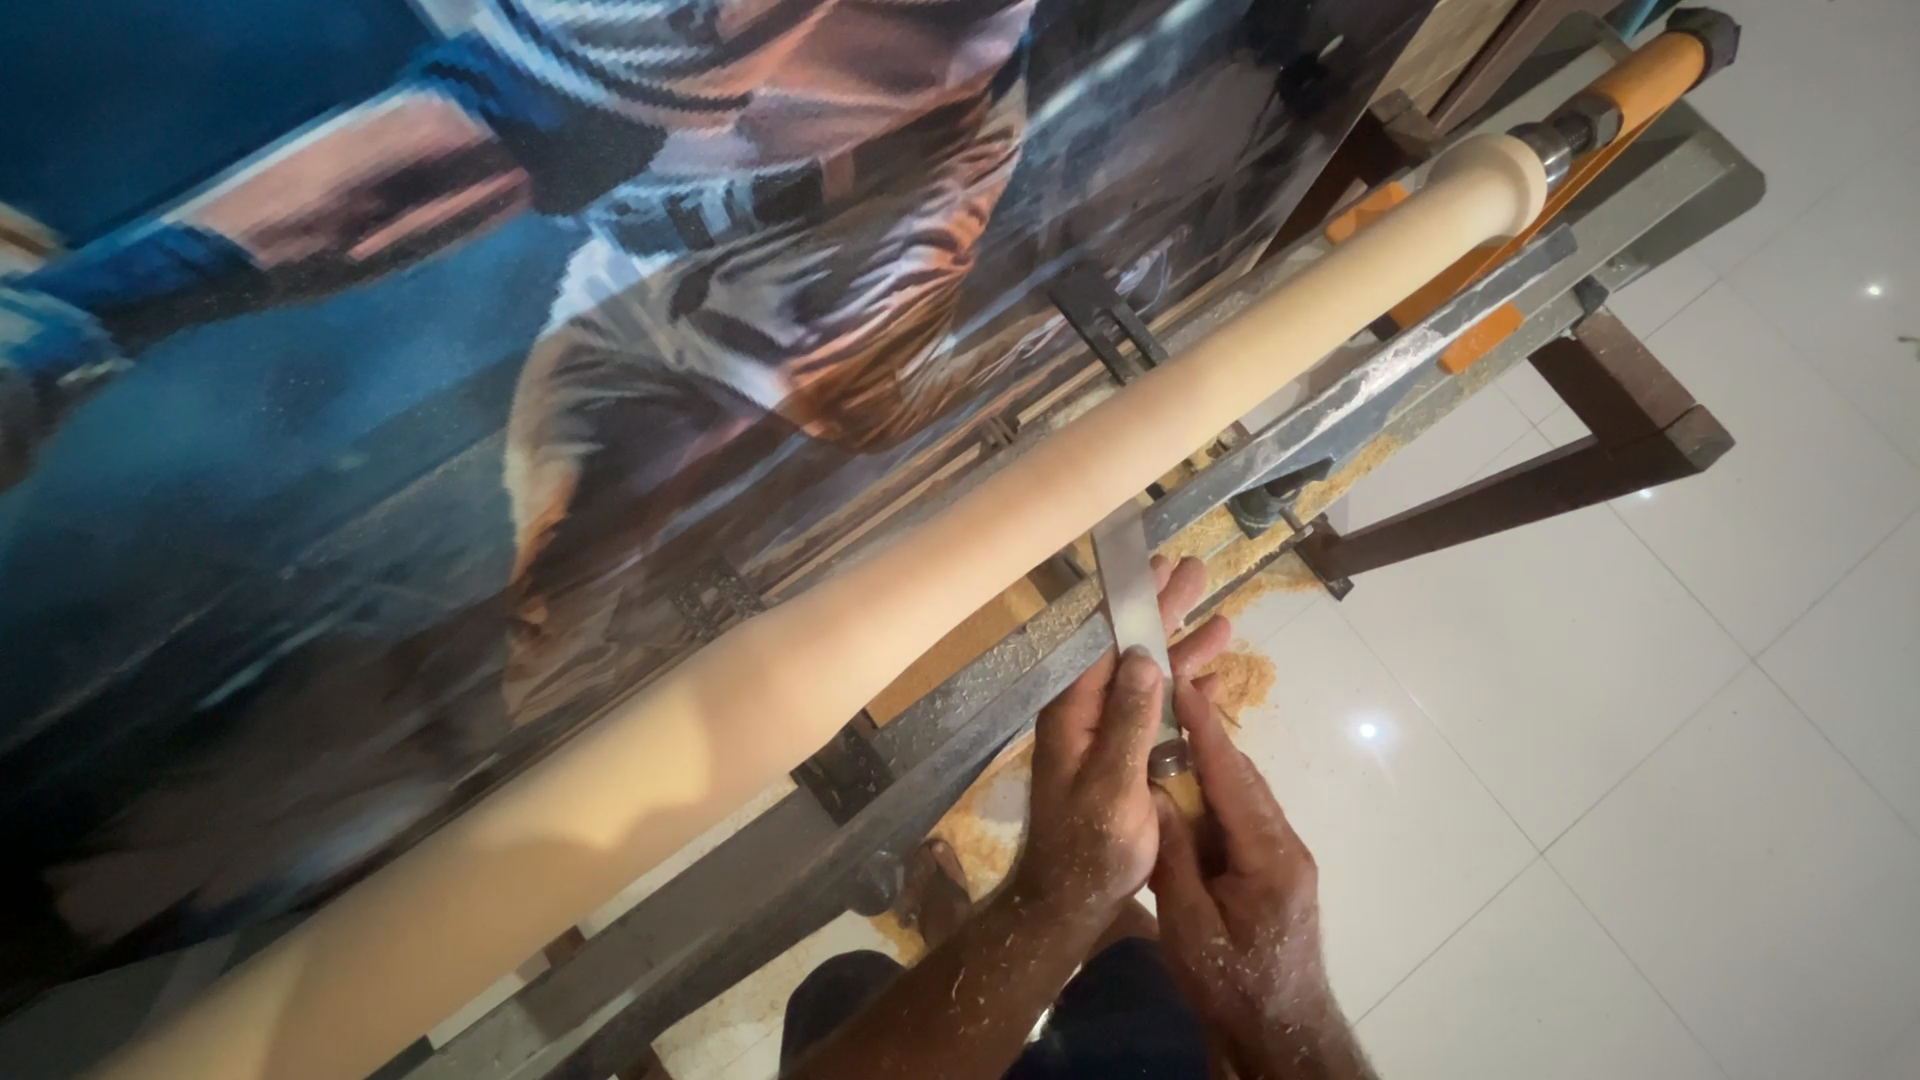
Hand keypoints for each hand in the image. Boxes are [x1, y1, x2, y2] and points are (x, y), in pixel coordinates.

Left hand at [1014, 555, 1231, 919]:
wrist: (1073, 897)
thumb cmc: (1088, 846)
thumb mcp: (1110, 784)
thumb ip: (1128, 721)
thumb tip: (1143, 657)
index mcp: (1073, 711)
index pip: (1106, 642)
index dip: (1135, 604)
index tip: (1160, 569)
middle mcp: (1087, 712)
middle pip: (1130, 651)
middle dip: (1164, 612)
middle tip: (1196, 573)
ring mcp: (1108, 733)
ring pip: (1150, 681)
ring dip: (1184, 651)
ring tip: (1223, 622)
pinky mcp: (1126, 755)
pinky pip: (1158, 715)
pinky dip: (1184, 697)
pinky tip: (1212, 679)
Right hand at [1151, 679, 1371, 1078]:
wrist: (1278, 1036)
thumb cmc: (1231, 985)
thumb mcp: (1189, 925)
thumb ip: (1173, 854)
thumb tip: (1153, 793)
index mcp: (1269, 856)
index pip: (1233, 777)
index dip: (1205, 729)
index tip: (1181, 685)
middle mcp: (1284, 845)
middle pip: (1242, 777)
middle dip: (1204, 739)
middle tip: (1163, 704)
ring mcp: (1283, 856)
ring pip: (1242, 794)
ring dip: (1206, 766)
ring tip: (1165, 739)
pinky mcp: (1273, 868)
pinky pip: (1240, 816)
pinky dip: (1211, 796)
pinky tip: (1181, 795)